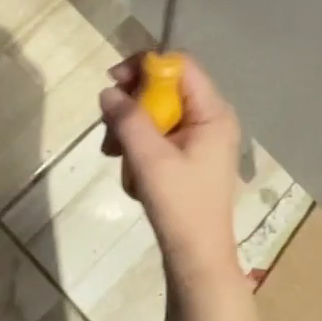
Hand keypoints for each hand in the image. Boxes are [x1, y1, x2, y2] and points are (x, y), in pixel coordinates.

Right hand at [100, 52, 241, 282]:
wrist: (196, 256)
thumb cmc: (180, 205)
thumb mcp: (150, 159)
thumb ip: (128, 120)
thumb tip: (108, 92)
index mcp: (213, 113)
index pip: (180, 65)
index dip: (145, 66)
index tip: (114, 81)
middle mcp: (210, 118)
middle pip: (164, 87)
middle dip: (132, 104)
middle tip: (109, 128)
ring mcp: (200, 138)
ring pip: (155, 112)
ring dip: (130, 128)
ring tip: (114, 155)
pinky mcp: (188, 155)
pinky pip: (158, 134)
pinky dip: (138, 146)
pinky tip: (129, 169)